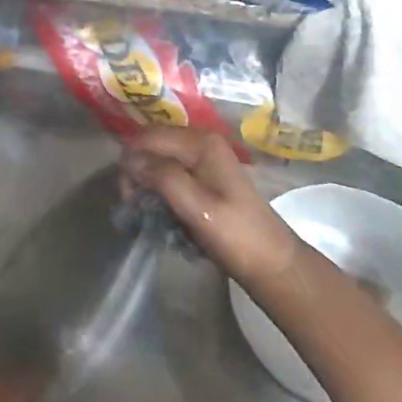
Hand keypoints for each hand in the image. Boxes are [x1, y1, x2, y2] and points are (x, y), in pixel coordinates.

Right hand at [118, 126, 299, 290]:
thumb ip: (163, 177)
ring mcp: (203, 160)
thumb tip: (129, 159)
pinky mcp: (203, 178)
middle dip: (137, 174)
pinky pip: (170, 176)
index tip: (129, 196)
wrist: (272, 264)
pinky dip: (161, 192)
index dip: (131, 162)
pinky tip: (164, 214)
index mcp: (200, 142)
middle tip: (135, 207)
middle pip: (151, 147)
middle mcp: (200, 143)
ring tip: (148, 213)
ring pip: (158, 163)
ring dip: (147, 186)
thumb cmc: (236, 235)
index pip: (147, 137)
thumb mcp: (197, 207)